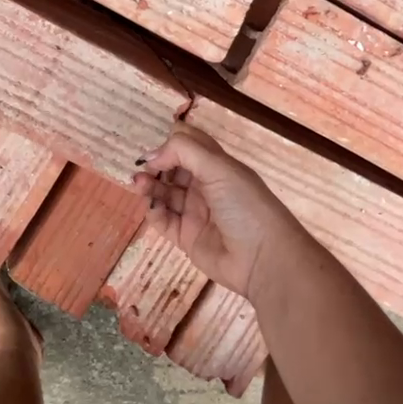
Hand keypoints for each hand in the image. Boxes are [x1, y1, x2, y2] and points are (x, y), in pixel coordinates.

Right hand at [131, 125, 306, 297]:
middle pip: (172, 169)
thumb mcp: (218, 167)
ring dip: (149, 185)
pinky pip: (163, 220)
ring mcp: (195, 212)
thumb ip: (182, 151)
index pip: (187, 146)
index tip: (155, 149)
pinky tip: (152, 206)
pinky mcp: (187, 237)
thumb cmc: (245, 205)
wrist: (264, 259)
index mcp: (216, 166)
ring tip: (138, 184)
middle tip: (140, 168)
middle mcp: (205, 186)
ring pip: (164, 193)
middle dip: (155, 165)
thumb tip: (150, 155)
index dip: (169, 144)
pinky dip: (153, 211)